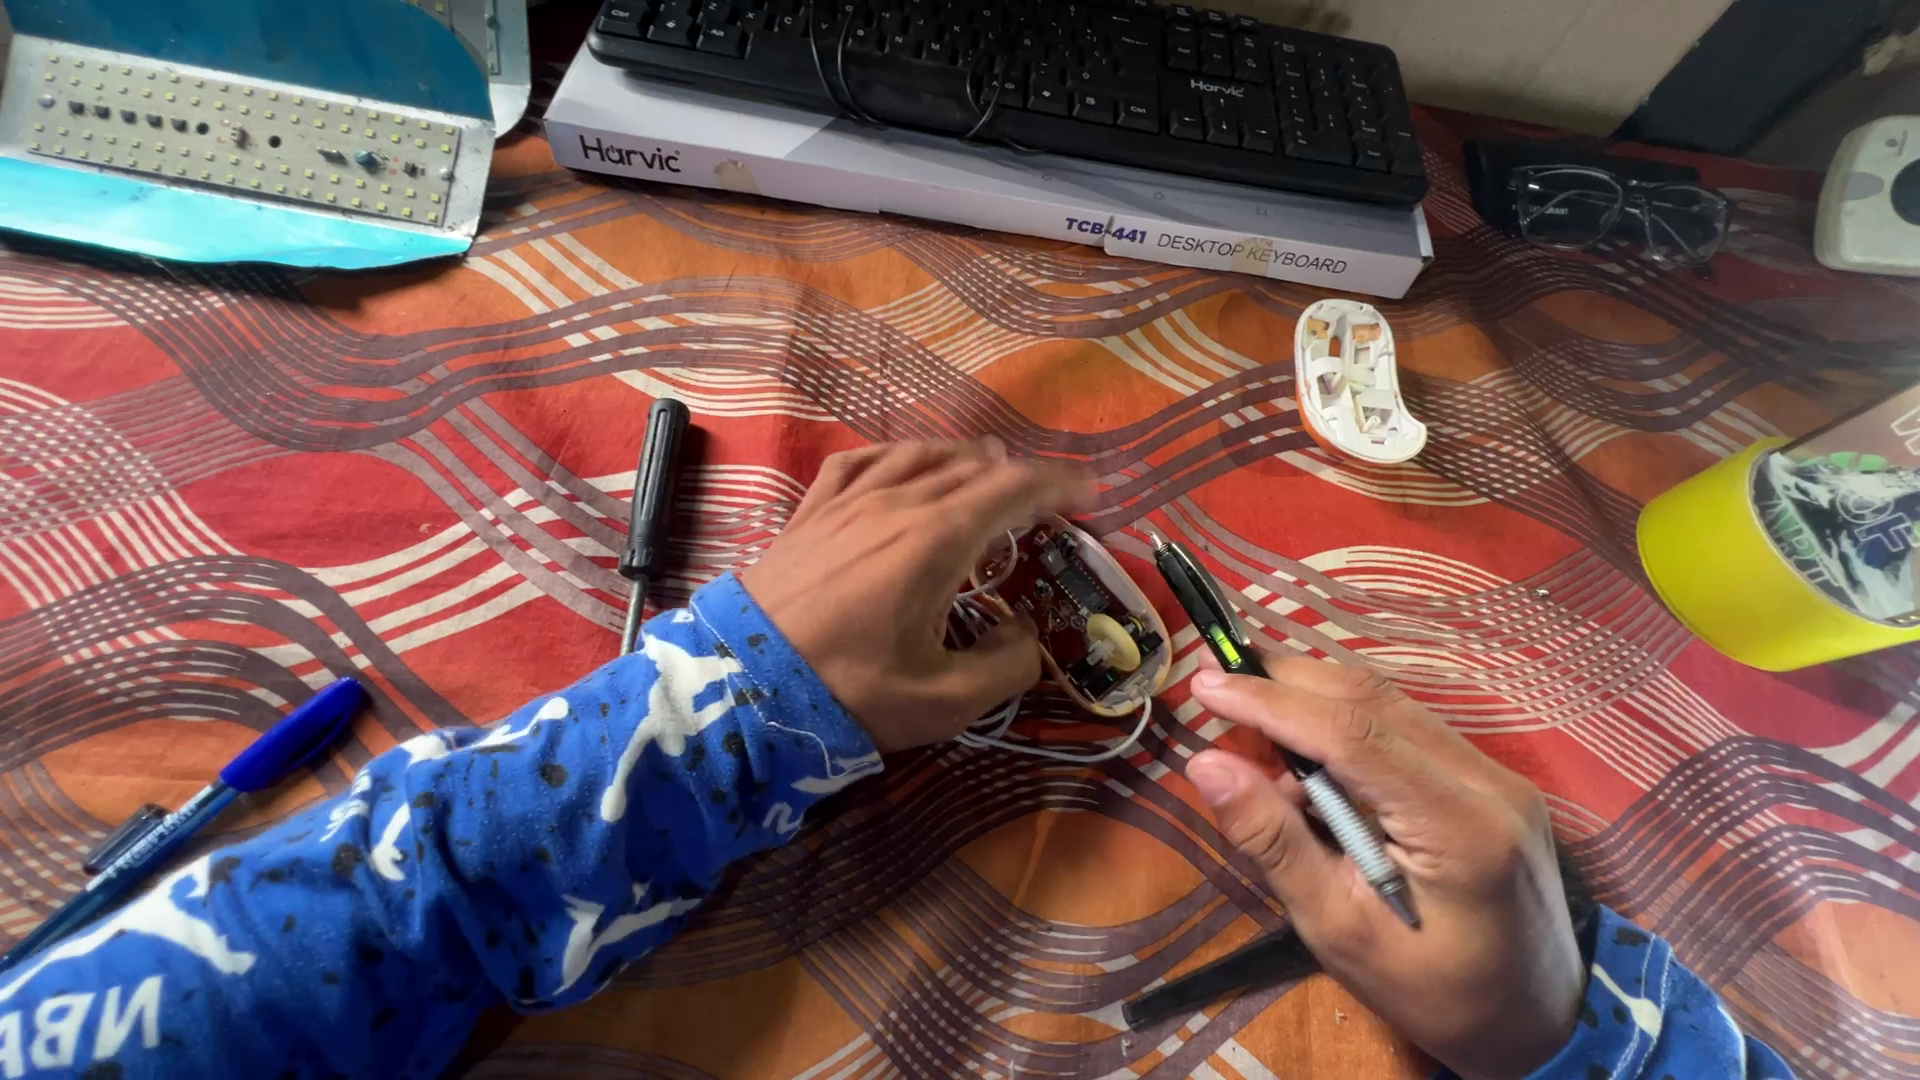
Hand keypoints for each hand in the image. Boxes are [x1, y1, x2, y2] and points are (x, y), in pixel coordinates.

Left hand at [740, 441, 1092, 753]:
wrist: (741, 689)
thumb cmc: (847, 693)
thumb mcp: (945, 702)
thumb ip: (1007, 666)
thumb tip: (1026, 635)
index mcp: (936, 539)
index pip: (1013, 489)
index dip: (1058, 484)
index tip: (1089, 491)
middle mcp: (897, 502)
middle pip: (971, 468)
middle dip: (1018, 477)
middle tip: (1042, 500)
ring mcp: (847, 501)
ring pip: (917, 455)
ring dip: (962, 457)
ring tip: (986, 466)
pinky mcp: (811, 512)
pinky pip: (857, 462)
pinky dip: (893, 455)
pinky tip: (898, 463)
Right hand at [1183, 654, 1583, 1079]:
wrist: (1539, 1024)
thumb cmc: (1431, 991)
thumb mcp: (1337, 929)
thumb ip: (1272, 841)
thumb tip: (1205, 764)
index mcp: (1458, 829)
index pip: (1351, 735)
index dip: (1270, 702)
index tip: (1204, 686)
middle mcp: (1486, 781)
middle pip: (1367, 698)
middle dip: (1281, 679)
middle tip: (1214, 676)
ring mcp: (1493, 771)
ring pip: (1383, 698)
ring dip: (1305, 689)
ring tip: (1243, 697)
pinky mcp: (1483, 772)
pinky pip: (1398, 718)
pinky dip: (1334, 713)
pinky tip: (1297, 736)